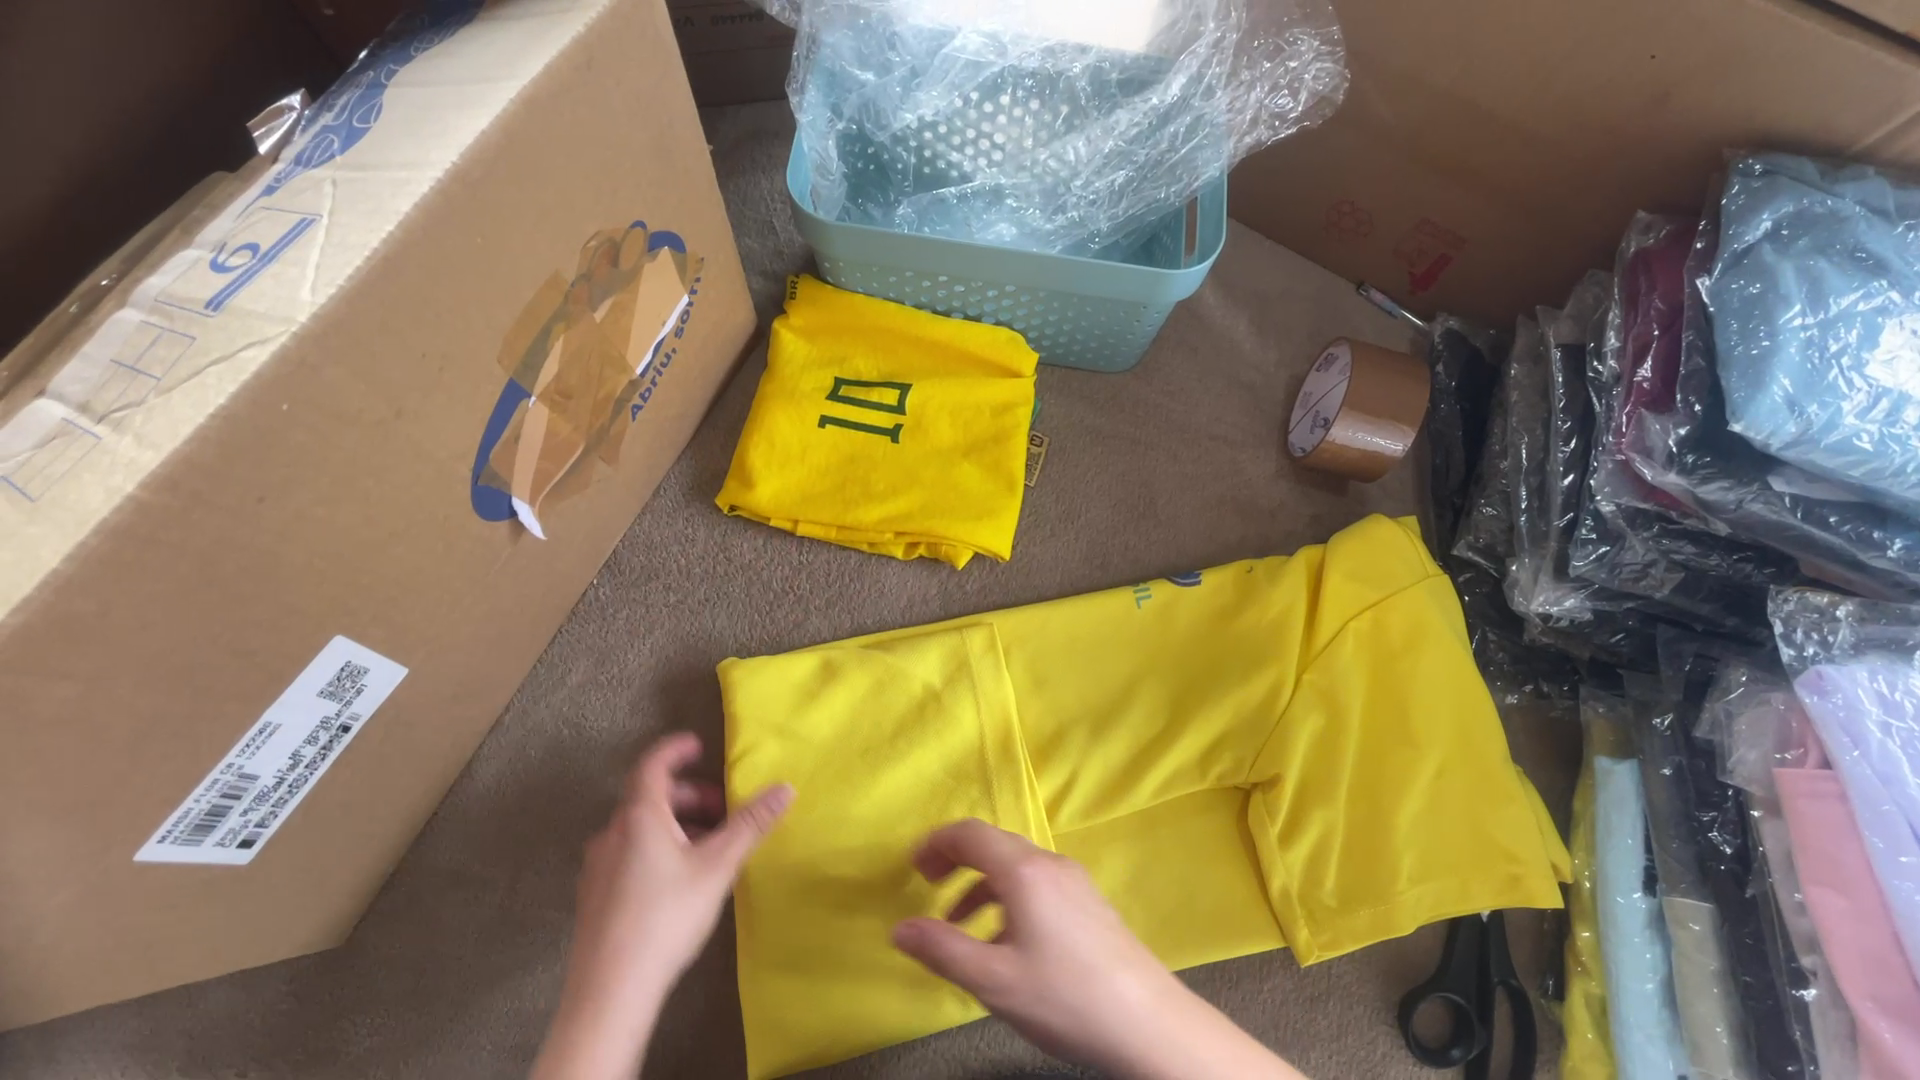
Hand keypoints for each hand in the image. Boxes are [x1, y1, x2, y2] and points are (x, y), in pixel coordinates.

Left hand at [532, 733, 791, 1079]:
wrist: (610, 989)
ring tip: (707, 849)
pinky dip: (656, 849)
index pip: (652, 765)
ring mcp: (598, 866)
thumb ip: (751, 824)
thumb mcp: (718, 866)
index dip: (675, 750)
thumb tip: (785, 787)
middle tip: (721, 810)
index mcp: (639, 816)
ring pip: (639, 829)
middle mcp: (612, 833)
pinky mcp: (594, 897)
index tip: (698, 745)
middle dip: (688, 796)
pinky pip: (628, 854)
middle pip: (649, 798)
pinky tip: (677, 881)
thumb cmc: (667, 916)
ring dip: (674, 825)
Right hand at [891, 819, 1304, 1079]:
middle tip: (928, 887)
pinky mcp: (1091, 906)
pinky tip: (1006, 943)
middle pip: (995, 845)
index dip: (936, 843)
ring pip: (1017, 868)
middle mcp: (1051, 865)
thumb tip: (899, 928)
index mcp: (1024, 871)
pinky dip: (1008, 900)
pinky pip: (1038, 887)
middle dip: (956, 861)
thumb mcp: (993, 980)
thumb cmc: (1065, 997)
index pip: (971, 833)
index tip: (912, 868)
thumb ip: (942, 949)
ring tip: (959, 926)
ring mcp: (1076, 883)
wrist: (1150, 1024)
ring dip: (981, 886)